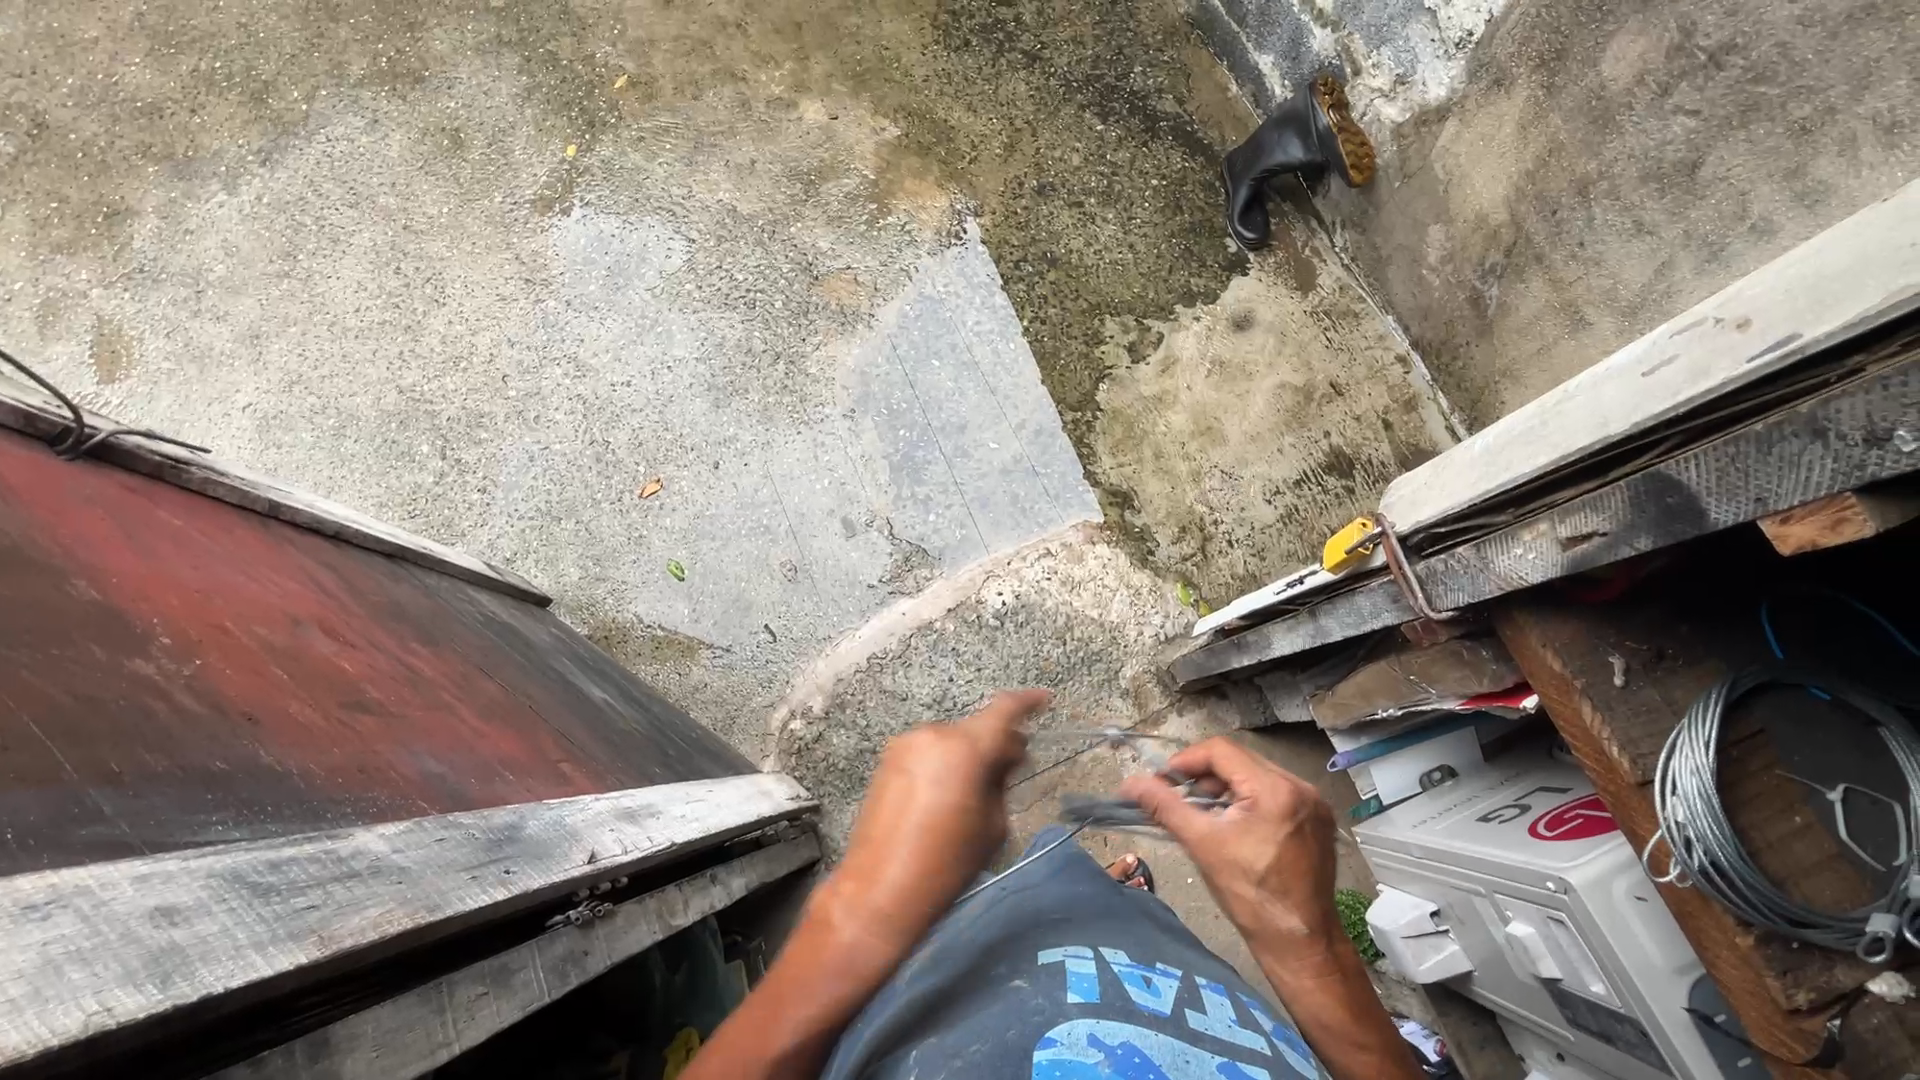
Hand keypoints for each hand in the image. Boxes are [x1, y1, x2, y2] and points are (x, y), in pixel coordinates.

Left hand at [822, 689, 1048, 948]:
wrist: (880, 889)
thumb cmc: (946, 864)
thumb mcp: (992, 825)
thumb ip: (1000, 781)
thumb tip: (1003, 757)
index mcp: (964, 748)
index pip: (1003, 709)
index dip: (1027, 702)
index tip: (1045, 699)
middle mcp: (933, 735)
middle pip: (976, 728)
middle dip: (997, 744)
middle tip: (1012, 769)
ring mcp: (906, 745)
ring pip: (951, 741)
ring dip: (967, 755)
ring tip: (973, 791)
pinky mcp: (888, 760)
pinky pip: (929, 752)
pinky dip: (945, 763)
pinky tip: (946, 795)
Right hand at [1120, 737, 1342, 964]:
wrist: (1300, 943)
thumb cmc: (1249, 895)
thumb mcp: (1201, 844)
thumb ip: (1164, 806)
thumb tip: (1130, 783)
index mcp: (1275, 790)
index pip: (1221, 750)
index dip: (1186, 761)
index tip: (1163, 781)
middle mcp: (1300, 787)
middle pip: (1239, 759)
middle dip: (1204, 774)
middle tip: (1178, 796)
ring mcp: (1314, 802)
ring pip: (1256, 774)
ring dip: (1224, 786)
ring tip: (1203, 811)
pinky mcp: (1318, 818)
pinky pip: (1274, 791)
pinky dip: (1247, 798)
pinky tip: (1232, 822)